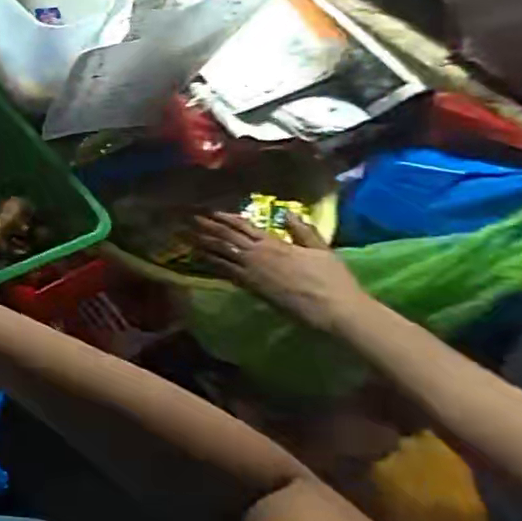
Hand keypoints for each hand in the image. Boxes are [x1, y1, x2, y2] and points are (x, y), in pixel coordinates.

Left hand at [191, 212, 366, 331]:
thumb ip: (303, 231)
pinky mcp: (252, 288)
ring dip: (202, 242)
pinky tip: (199, 258)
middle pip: (226, 236)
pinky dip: (211, 263)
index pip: (243, 226)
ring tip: (186, 235)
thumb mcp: (321, 250)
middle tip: (188, 219)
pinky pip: (226, 272)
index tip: (208, 211)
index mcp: (275, 243)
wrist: (335, 309)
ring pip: (221, 253)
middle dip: (206, 226)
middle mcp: (258, 254)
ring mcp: (253, 271)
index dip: (224, 217)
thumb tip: (288, 213)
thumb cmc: (333, 279)